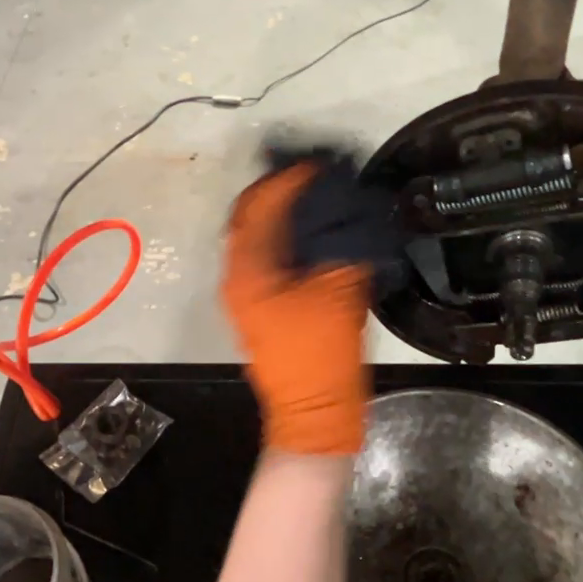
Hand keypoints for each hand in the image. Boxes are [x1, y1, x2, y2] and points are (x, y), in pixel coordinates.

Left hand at [221, 161, 371, 454]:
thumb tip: (345, 216)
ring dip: (279, 214)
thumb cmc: (322, 358)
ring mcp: (244, 297)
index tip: (318, 165)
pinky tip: (313, 235)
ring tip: (315, 198)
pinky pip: (265, 259)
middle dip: (277, 192)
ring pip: (254, 238)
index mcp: (248, 272)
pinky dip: (284, 239)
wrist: (313, 416)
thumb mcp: (339, 293)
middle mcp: (237, 279)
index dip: (288, 180)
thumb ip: (340, 246)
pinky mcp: (259, 310)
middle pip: (248, 218)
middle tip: (312, 176)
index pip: (260, 207)